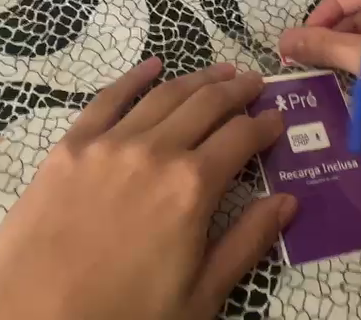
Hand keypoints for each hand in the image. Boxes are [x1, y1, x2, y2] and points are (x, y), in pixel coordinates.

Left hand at [0, 60, 293, 319]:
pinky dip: (136, 77)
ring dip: (199, 78)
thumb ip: (246, 243)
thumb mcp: (198, 298)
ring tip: (221, 71)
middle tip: (256, 82)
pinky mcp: (72, 144)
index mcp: (192, 187)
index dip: (264, 126)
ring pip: (165, 95)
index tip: (278, 118)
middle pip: (207, 104)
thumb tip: (288, 200)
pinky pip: (109, 98)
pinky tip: (154, 65)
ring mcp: (111, 141)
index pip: (241, 139)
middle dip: (238, 91)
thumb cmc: (123, 319)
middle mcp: (156, 150)